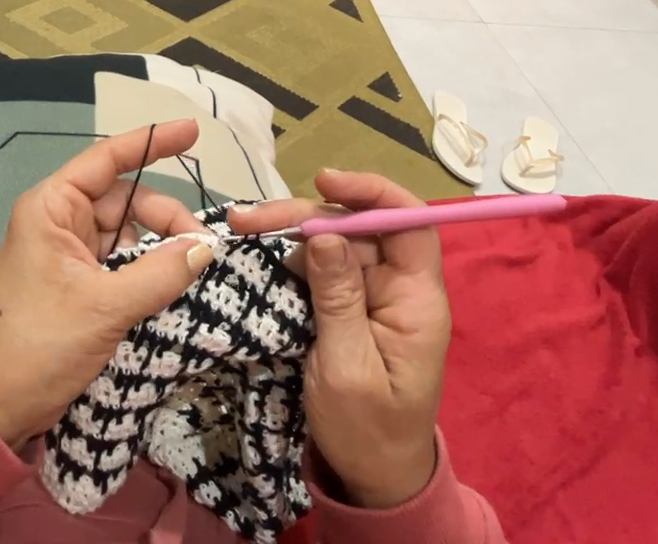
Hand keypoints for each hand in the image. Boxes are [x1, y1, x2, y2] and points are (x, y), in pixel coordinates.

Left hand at [0, 119, 217, 448]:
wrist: (0, 405)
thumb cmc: (40, 344)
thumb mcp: (105, 307)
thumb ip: (160, 274)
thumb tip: (208, 247)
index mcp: (52, 208)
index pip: (106, 160)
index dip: (150, 142)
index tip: (192, 131)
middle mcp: (60, 220)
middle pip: (126, 200)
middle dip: (166, 218)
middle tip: (205, 248)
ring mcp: (70, 251)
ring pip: (129, 232)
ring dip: (161, 246)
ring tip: (193, 269)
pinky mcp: (79, 280)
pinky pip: (123, 260)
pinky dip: (150, 267)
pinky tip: (175, 281)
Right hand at [228, 170, 450, 509]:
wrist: (368, 477)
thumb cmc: (367, 429)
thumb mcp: (347, 367)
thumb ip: (337, 298)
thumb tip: (322, 234)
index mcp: (416, 300)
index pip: (408, 223)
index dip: (371, 193)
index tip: (324, 180)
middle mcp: (396, 286)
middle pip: (357, 225)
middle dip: (305, 213)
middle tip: (247, 219)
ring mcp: (369, 293)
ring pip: (332, 239)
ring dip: (288, 230)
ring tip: (242, 226)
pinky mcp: (344, 303)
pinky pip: (319, 264)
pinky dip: (287, 253)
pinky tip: (257, 247)